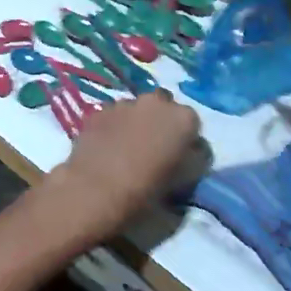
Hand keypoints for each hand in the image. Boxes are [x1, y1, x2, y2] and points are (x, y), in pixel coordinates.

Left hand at [42, 91, 200, 240]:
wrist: (96, 189)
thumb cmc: (147, 188)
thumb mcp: (185, 180)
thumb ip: (194, 158)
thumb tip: (192, 150)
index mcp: (183, 117)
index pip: (192, 123)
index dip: (185, 139)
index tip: (178, 155)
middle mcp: (155, 101)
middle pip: (162, 107)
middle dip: (160, 122)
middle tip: (153, 147)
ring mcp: (123, 103)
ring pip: (135, 109)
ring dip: (135, 122)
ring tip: (126, 149)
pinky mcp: (98, 111)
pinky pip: (112, 115)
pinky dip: (113, 126)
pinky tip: (106, 148)